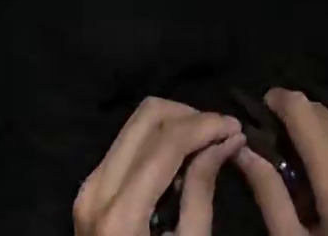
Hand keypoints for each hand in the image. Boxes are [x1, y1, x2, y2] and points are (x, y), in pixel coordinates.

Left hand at [74, 97, 243, 235]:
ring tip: (204, 145)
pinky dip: (160, 139)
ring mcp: (89, 185)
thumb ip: (202, 189)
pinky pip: (129, 142)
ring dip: (175, 124)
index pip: (169, 140)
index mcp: (119, 212)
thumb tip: (228, 138)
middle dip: (190, 115)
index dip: (207, 124)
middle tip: (219, 133)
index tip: (237, 127)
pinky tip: (181, 161)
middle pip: (148, 115)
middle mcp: (97, 187)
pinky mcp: (91, 188)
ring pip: (137, 122)